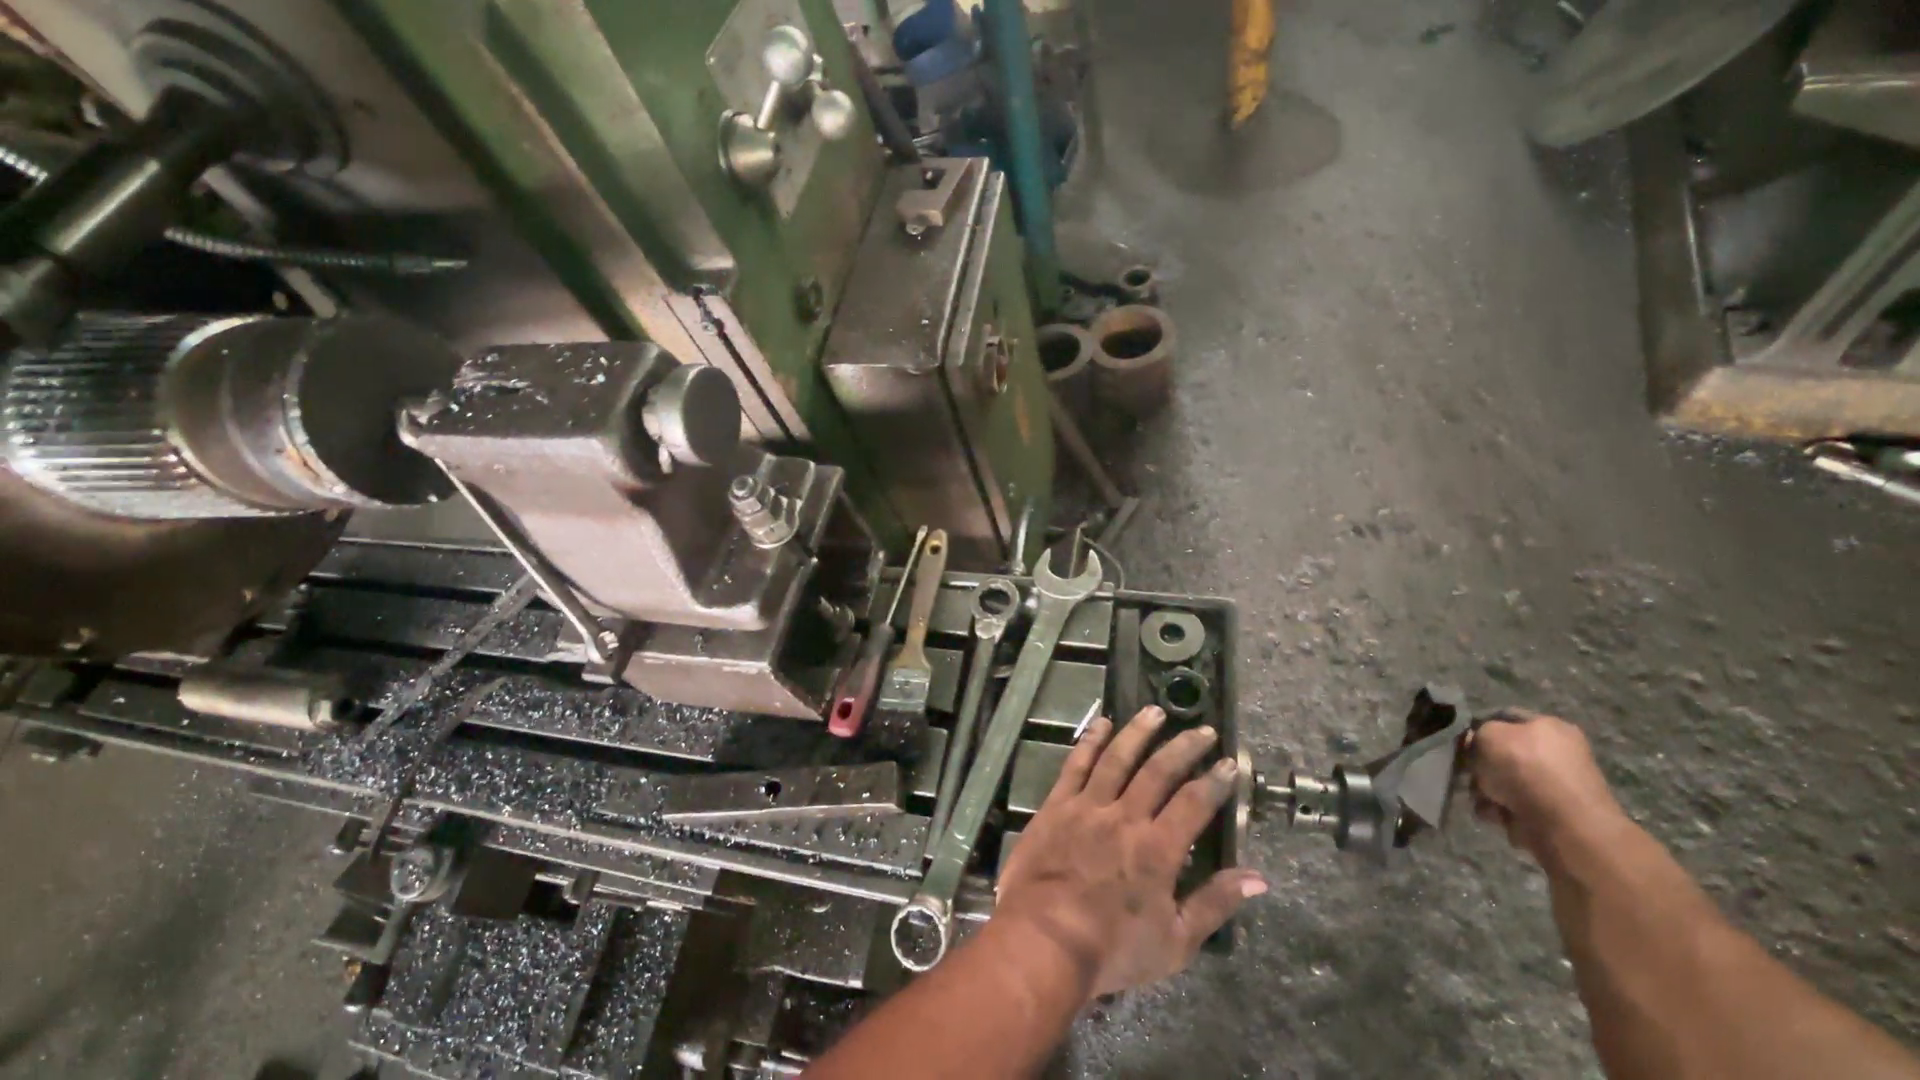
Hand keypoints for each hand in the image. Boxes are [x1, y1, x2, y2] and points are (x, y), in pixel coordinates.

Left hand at [994, 706, 1267, 999]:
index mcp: (1159, 848)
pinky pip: (1076, 766)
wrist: (1042, 942)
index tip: (1230, 764)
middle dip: (1184, 747)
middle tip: (1202, 730)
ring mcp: (1087, 807)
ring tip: (1154, 711)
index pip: (1195, 802)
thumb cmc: (1112, 949)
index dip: (1215, 781)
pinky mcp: (1055, 807)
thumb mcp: (1175, 941)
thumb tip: (1257, 878)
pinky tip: (1101, 725)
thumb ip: (1214, 903)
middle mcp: (1126, 817)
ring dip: (1138, 732)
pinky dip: (1090, 742)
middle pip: (1159, 771)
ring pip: (1117, 758)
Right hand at [1469, 709, 1628, 863]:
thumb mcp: (1488, 735)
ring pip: (1504, 782)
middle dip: (1482, 767)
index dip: (1480, 729)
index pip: (1506, 718)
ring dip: (1487, 791)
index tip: (1462, 745)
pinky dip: (1500, 812)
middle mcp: (1556, 753)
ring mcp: (1555, 786)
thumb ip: (1477, 734)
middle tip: (1470, 775)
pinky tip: (1496, 815)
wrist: (1560, 823)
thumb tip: (1476, 746)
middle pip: (1503, 754)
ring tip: (1484, 800)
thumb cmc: (1524, 768)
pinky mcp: (1551, 815)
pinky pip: (1513, 807)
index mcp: (1549, 726)